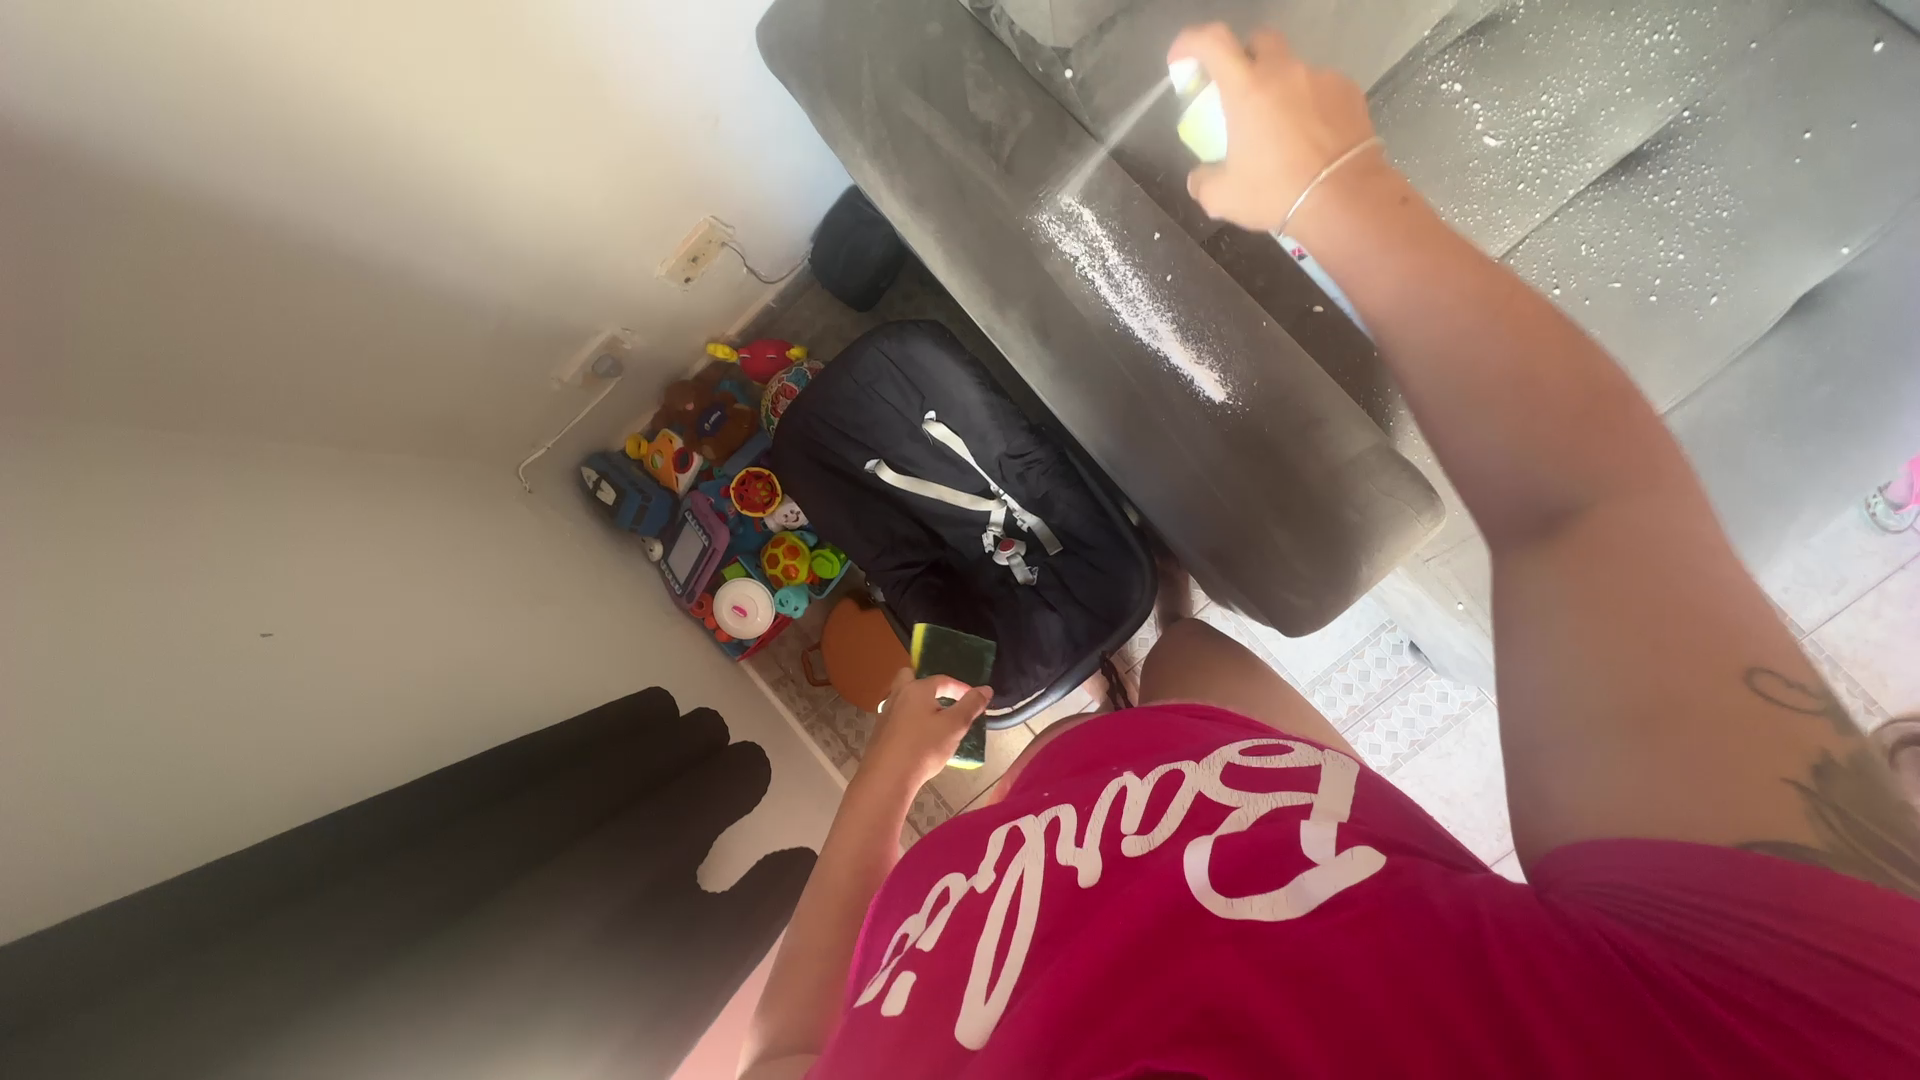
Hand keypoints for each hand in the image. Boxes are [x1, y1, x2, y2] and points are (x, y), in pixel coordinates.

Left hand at [862, 670, 992, 790]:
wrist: (887, 777)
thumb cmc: (924, 748)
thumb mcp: (955, 726)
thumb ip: (971, 705)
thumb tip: (985, 689)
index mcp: (917, 689)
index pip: (943, 680)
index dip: (961, 688)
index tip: (974, 699)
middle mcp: (898, 695)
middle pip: (910, 677)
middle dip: (928, 685)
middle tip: (943, 698)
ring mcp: (886, 713)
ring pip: (902, 697)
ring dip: (918, 703)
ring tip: (934, 719)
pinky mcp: (880, 732)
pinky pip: (897, 716)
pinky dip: (909, 718)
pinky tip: (919, 736)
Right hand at [1168, 23, 1383, 231]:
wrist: (1343, 197)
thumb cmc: (1275, 193)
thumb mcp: (1222, 198)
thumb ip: (1203, 181)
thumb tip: (1200, 175)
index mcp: (1246, 89)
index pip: (1212, 42)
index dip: (1190, 42)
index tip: (1181, 60)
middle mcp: (1284, 72)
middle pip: (1258, 41)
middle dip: (1242, 58)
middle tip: (1236, 92)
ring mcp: (1320, 77)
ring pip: (1291, 68)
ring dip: (1278, 88)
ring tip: (1279, 128)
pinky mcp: (1348, 90)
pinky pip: (1319, 87)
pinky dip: (1307, 104)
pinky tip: (1308, 137)